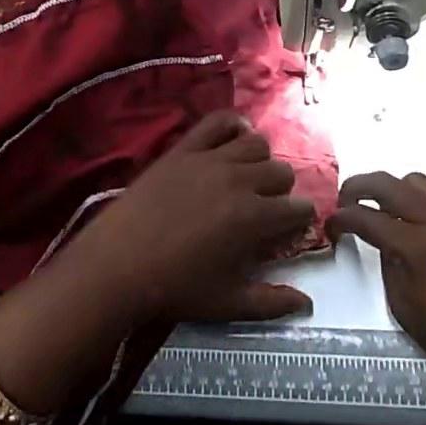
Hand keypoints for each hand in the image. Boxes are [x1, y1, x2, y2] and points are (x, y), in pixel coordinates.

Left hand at [60, 112, 316, 325]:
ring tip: (247, 177)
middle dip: (282, 190)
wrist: (118, 264)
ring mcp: (210, 159)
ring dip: (260, 160)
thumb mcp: (227, 303)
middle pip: (281, 171)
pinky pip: (218, 121)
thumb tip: (307, 302)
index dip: (300, 219)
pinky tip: (232, 140)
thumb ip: (272, 302)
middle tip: (265, 207)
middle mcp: (239, 181)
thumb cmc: (174, 288)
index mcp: (253, 218)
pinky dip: (232, 125)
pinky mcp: (184, 148)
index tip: (290, 229)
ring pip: (256, 143)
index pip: (299, 207)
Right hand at [331, 172, 425, 391]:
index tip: (331, 224)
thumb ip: (389, 268)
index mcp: (417, 245)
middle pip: (389, 183)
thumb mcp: (406, 309)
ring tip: (381, 207)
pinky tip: (415, 218)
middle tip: (345, 200)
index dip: (342, 218)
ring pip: (417, 181)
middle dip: (359, 186)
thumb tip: (385, 246)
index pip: (367, 218)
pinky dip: (419, 197)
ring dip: (393, 188)